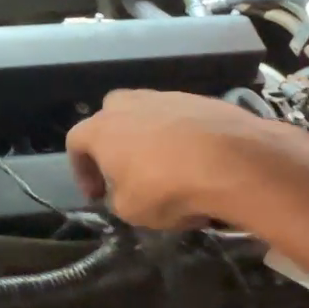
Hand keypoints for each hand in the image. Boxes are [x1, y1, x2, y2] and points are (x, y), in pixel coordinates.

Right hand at [65, 89, 308, 230]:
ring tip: (168, 169)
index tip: (96, 195)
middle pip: (111, 116)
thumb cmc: (168, 187)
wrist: (233, 160)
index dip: (82, 170)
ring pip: (149, 114)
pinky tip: (199, 162)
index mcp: (101, 128)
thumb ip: (119, 198)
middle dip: (115, 142)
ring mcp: (167, 97)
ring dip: (151, 139)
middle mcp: (129, 104)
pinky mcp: (201, 99)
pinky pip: (182, 119)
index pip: (76, 142)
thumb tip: (125, 192)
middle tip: (127, 170)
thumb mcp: (131, 211)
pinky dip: (183, 138)